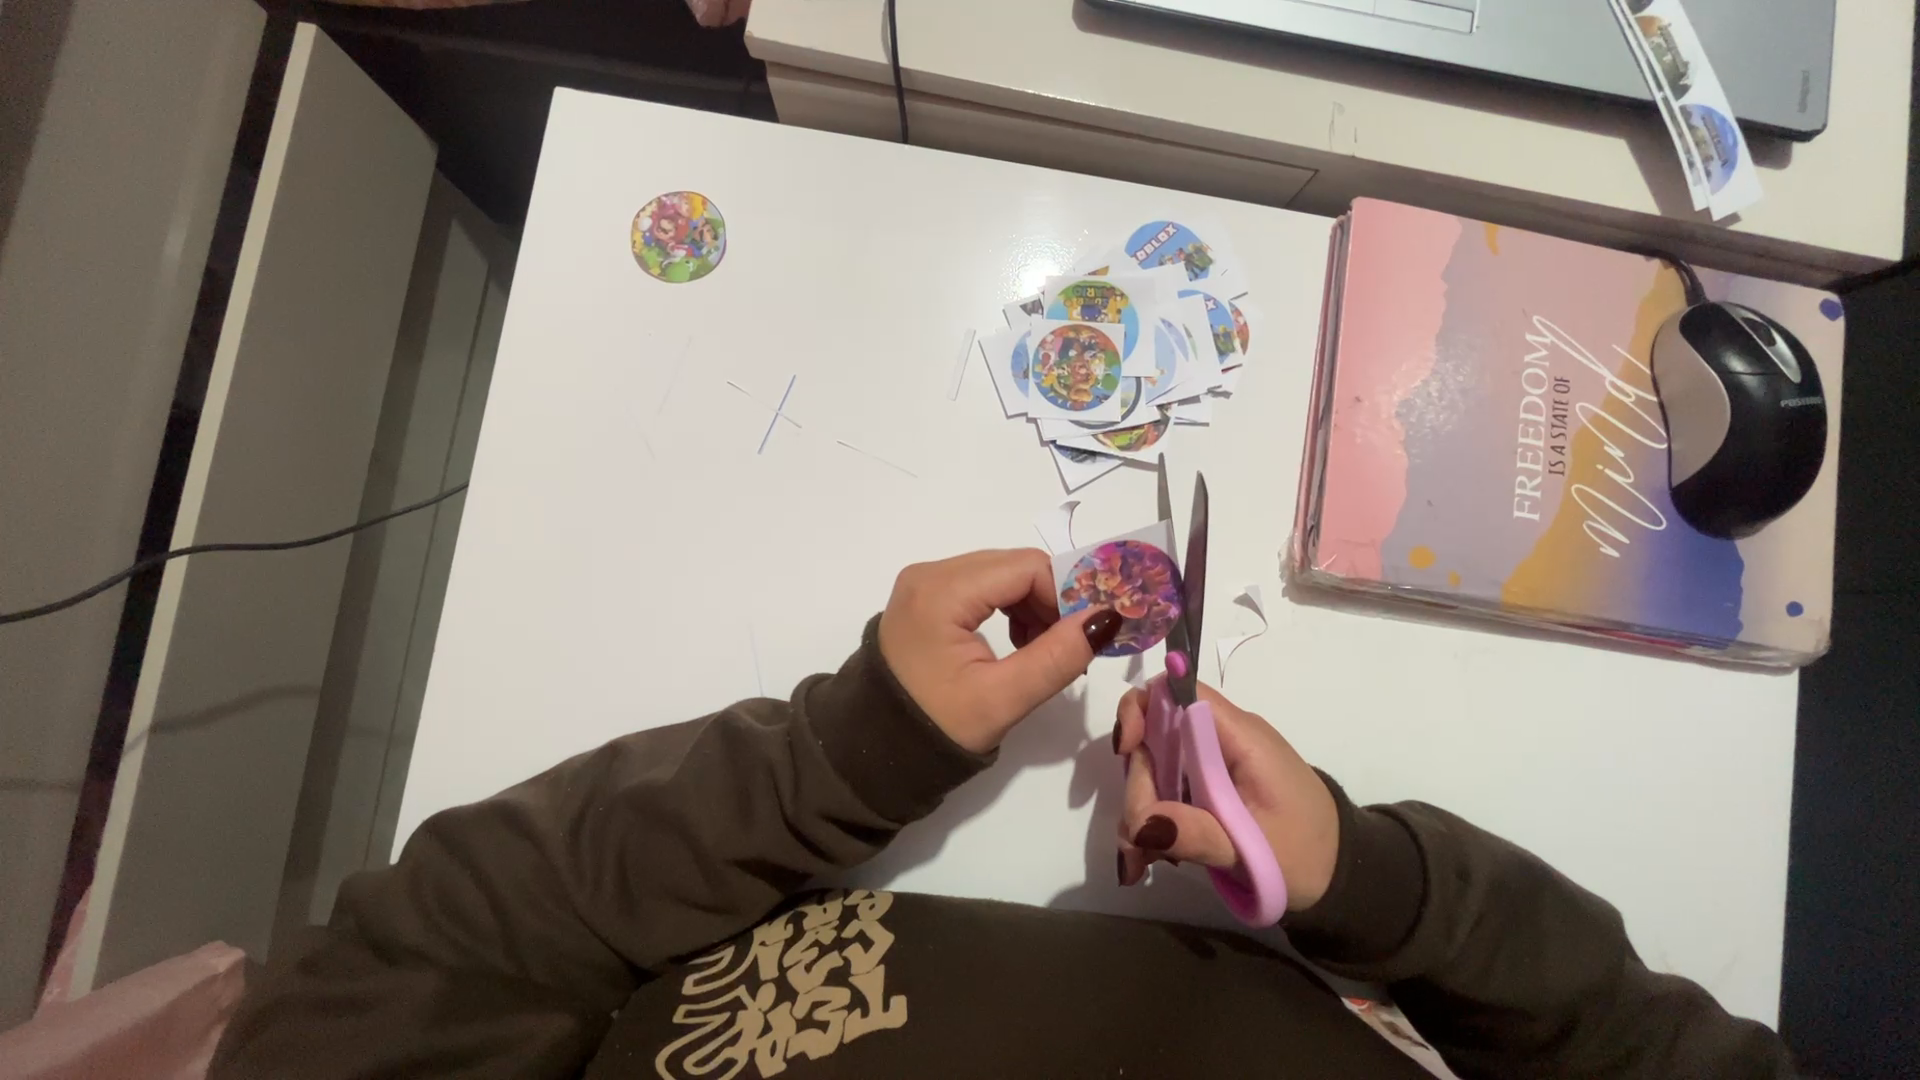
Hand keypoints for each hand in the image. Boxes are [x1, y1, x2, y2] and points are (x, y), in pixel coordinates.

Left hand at [879, 549, 1123, 753]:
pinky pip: (981, 587)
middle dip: (1052, 601)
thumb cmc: (936, 727)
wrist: (872, 750)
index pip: (1026, 567)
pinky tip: (1019, 643)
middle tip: (1073, 646)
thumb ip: (1057, 656)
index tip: (1089, 634)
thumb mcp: (1002, 698)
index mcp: (941, 591)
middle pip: (1013, 566)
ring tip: (1045, 651)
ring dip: (1032, 605)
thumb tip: (1108, 617)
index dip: (1067, 594)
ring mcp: (925, 584)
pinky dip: (1009, 608)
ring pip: (1000, 575)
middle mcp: (930, 573)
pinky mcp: (926, 598)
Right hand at [1113, 682, 1339, 912]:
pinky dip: (1151, 822)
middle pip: (1155, 737)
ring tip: (1139, 861)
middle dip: (1138, 786)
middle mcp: (1218, 738)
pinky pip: (1165, 789)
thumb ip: (1197, 834)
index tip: (1127, 751)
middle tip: (1138, 841)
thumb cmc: (1308, 853)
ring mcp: (1209, 762)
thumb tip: (1140, 825)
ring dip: (1139, 812)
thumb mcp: (1252, 850)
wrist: (1343, 874)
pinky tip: (1147, 858)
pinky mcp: (1205, 784)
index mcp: (1238, 736)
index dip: (1142, 709)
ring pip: (1153, 767)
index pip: (1178, 691)